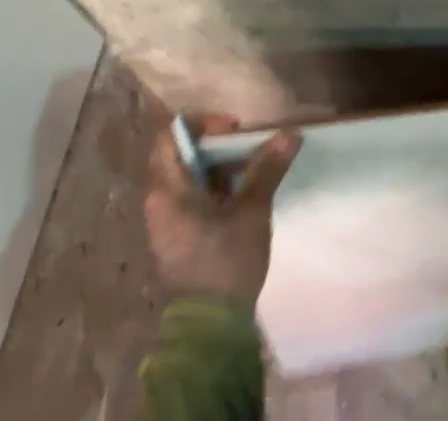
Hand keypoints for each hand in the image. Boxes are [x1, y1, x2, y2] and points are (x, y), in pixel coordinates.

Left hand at [144, 114, 301, 307]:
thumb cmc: (227, 259)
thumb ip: (267, 169)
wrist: (212, 324)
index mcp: (167, 190)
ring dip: (216, 166)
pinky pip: (188, 198)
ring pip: (186, 177)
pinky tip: (240, 197)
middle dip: (214, 144)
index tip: (234, 129)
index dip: (201, 124)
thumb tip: (290, 134)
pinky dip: (211, 187)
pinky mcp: (175, 236)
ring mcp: (164, 221)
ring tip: (251, 170)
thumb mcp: (252, 210)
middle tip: (248, 147)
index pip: (170, 136)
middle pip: (179, 155)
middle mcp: (157, 200)